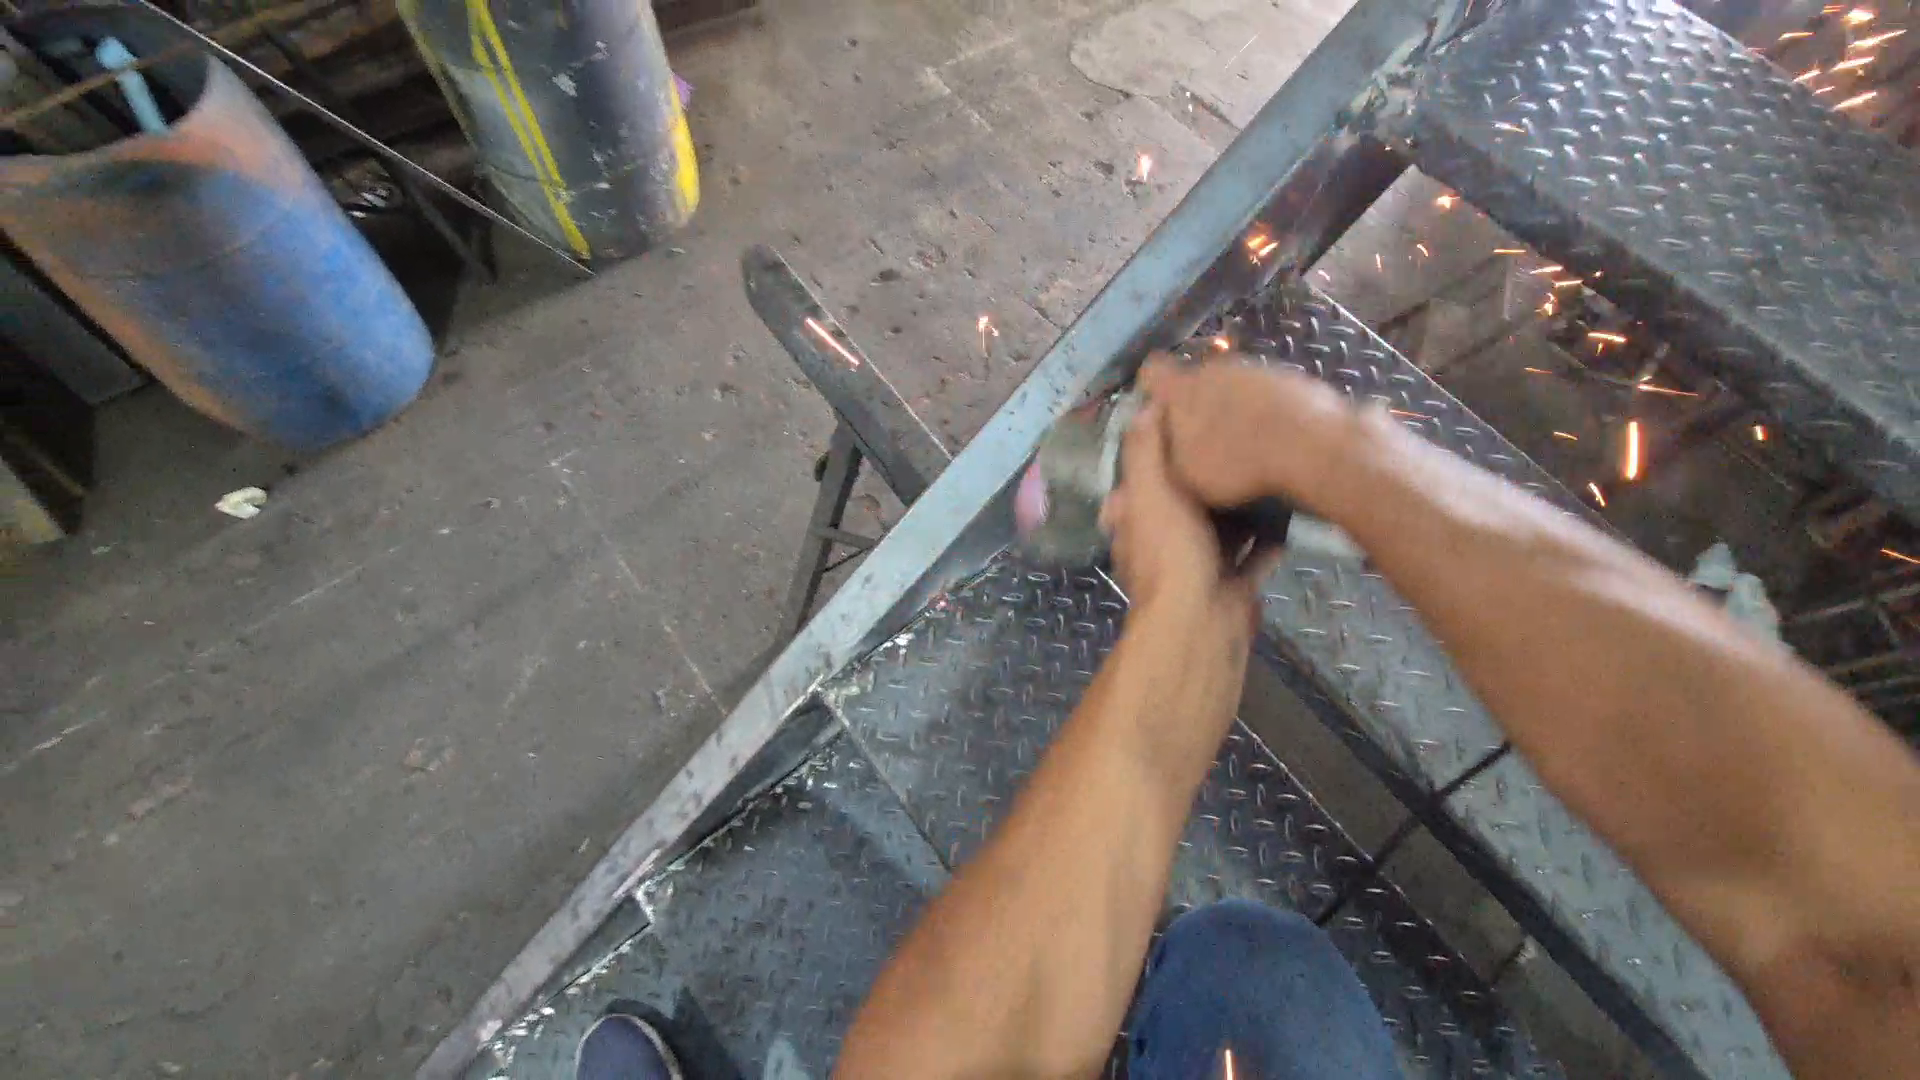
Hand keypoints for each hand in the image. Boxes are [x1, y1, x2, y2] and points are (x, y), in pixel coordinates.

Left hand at [1102, 401, 1263, 638]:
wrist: (1200, 622)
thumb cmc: (1170, 551)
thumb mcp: (1150, 490)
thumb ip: (1146, 451)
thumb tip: (1146, 407)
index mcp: (1135, 524)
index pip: (1140, 484)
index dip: (1157, 457)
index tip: (1187, 429)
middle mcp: (1161, 547)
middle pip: (1183, 508)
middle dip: (1205, 483)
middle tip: (1238, 448)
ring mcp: (1196, 571)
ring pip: (1219, 533)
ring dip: (1239, 513)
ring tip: (1267, 477)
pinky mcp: (1230, 589)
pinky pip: (1251, 561)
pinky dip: (1266, 545)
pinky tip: (1287, 521)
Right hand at [1137, 354, 1362, 514]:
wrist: (1311, 446)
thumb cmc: (1235, 463)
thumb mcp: (1183, 475)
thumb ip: (1161, 455)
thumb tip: (1151, 446)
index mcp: (1180, 390)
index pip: (1151, 371)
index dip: (1149, 387)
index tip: (1155, 408)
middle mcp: (1214, 369)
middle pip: (1194, 380)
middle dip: (1194, 404)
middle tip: (1201, 440)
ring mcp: (1254, 370)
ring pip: (1231, 386)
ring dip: (1231, 408)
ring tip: (1242, 444)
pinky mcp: (1289, 377)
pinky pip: (1264, 394)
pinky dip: (1263, 412)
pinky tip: (1273, 441)